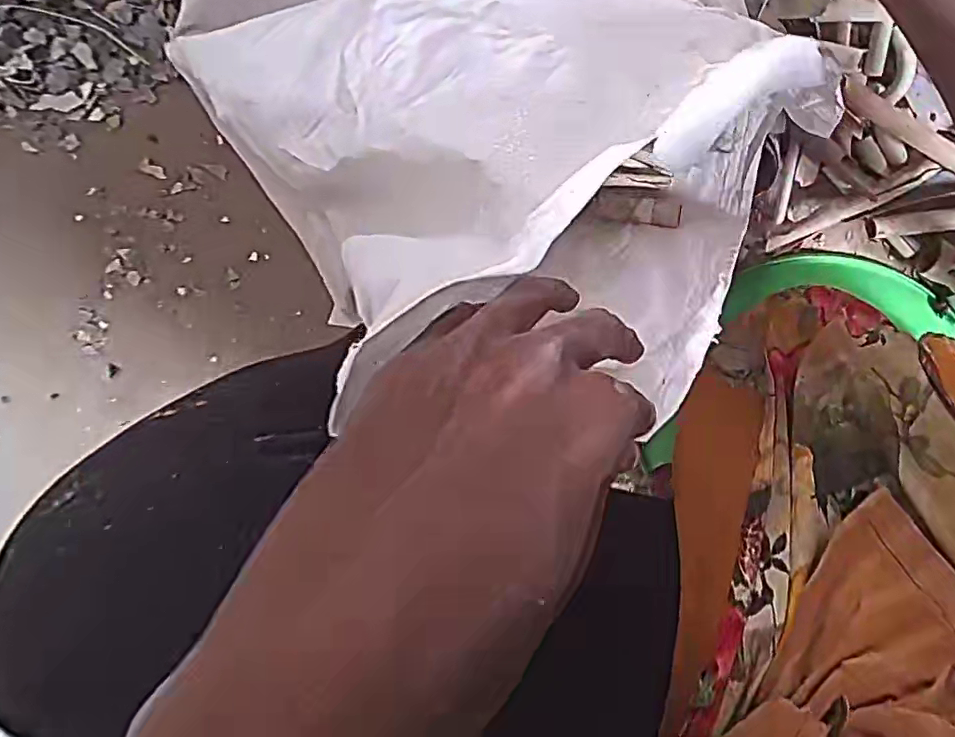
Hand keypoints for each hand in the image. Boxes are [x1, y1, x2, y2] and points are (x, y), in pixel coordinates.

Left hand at [136, 277, 652, 736]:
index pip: (626, 403)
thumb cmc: (455, 636)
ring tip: (564, 301)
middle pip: (587, 334)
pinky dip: (486, 318)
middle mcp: (528, 374)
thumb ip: (587, 493)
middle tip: (622, 352)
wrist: (321, 652)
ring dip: (553, 305)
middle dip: (612, 344)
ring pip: (524, 305)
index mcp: (580, 423)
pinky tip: (489, 327)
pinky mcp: (404, 370)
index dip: (633, 420)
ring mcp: (462, 362)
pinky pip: (458, 320)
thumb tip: (595, 459)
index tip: (630, 431)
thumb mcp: (558, 574)